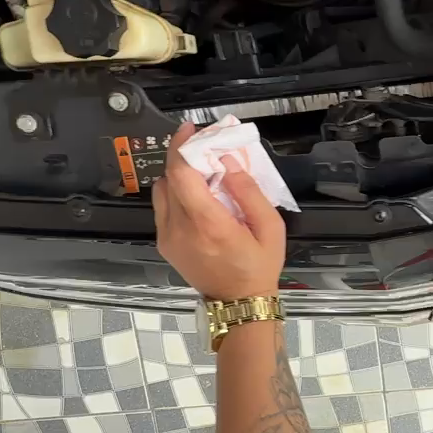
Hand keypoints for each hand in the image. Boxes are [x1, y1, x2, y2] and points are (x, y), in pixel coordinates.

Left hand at [154, 122, 286, 299]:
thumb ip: (249, 192)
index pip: (181, 175)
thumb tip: (228, 163)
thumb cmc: (259, 266)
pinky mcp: (164, 242)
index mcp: (209, 225)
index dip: (182, 148)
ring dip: (179, 175)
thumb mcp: (270, 228)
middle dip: (183, 155)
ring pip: (161, 191)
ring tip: (202, 171)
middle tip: (202, 144)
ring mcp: (168, 237)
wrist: (239, 301)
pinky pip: (163, 207)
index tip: (192, 130)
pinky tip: (198, 194)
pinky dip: (177, 192)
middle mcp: (180, 229)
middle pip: (168, 178)